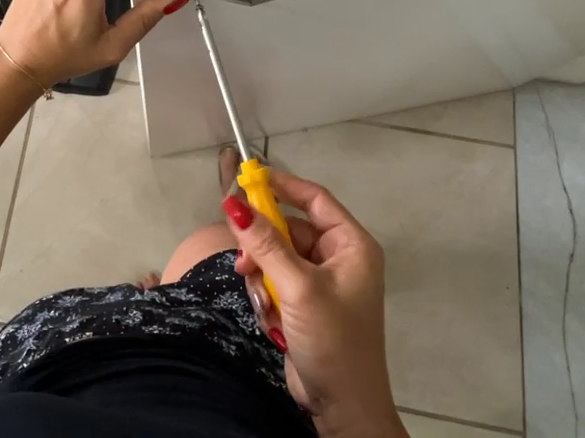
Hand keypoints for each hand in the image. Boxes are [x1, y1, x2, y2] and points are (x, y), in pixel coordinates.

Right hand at [225, 171, 405, 437]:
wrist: (343, 407)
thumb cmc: (332, 339)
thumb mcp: (297, 287)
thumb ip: (265, 244)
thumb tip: (233, 204)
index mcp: (351, 245)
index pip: (314, 198)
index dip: (282, 185)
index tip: (247, 178)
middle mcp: (339, 257)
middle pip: (289, 229)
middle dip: (264, 245)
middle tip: (241, 256)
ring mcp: (322, 281)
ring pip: (277, 256)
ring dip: (263, 274)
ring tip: (262, 297)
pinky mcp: (306, 303)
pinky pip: (276, 280)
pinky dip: (267, 294)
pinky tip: (270, 316)